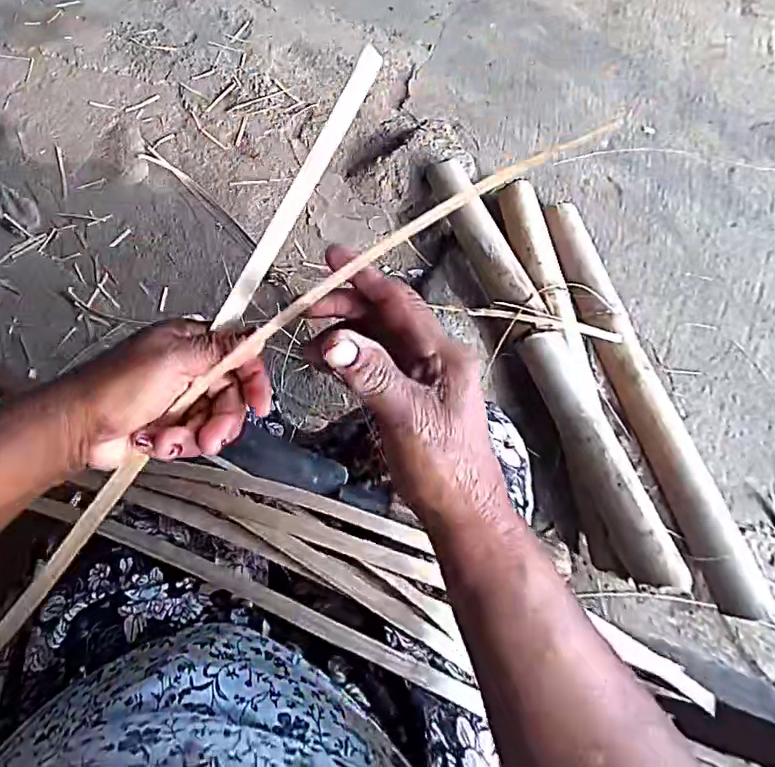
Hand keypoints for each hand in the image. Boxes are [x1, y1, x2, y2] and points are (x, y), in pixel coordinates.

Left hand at [45, 320, 270, 468]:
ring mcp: (176, 397)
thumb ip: (218, 349)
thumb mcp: (174, 361)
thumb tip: (252, 334)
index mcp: (189, 342)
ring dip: (194, 435)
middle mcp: (186, 367)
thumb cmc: (114, 386)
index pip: (237, 355)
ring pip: (212, 421)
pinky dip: (176, 444)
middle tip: (210, 435)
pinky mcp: (167, 424)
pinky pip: (191, 438)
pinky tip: (154, 440)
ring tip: (170, 437)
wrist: (79, 427)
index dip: (252, 379)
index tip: (260, 403)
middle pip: (229, 395)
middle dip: (221, 419)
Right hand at [307, 246, 512, 529]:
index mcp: (442, 355)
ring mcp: (421, 377)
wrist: (465, 515)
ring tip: (310, 340)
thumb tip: (336, 340)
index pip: (399, 302)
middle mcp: (433, 358)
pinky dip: (349, 357)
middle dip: (346, 305)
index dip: (365, 277)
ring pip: (377, 338)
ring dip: (344, 333)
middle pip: (385, 316)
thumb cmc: (448, 470)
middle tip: (310, 307)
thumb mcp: (406, 417)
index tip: (335, 259)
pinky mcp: (409, 395)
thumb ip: (371, 375)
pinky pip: (374, 362)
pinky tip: (329, 363)